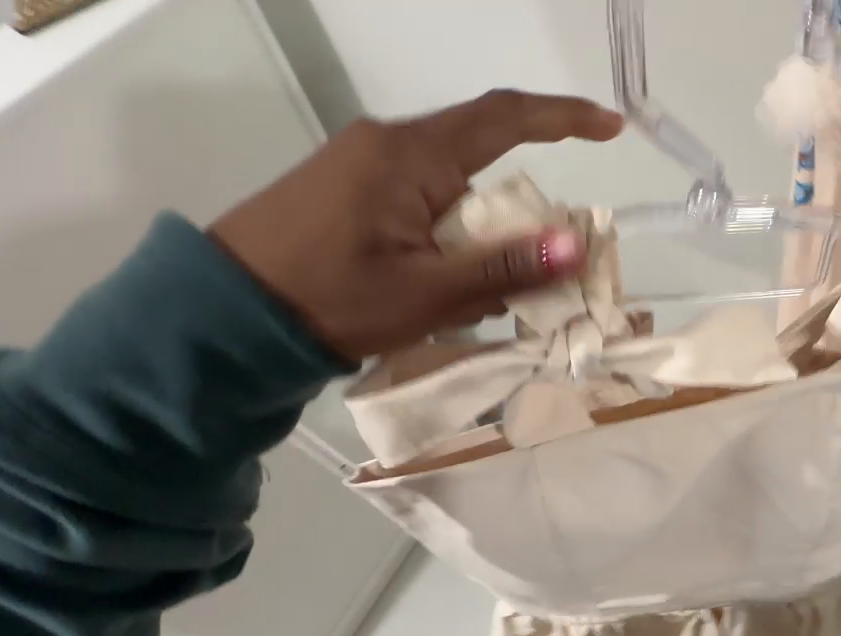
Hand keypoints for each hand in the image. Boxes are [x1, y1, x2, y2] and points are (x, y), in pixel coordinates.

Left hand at [210, 91, 623, 362]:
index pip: (503, 117)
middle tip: (544, 268)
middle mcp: (389, 144)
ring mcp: (367, 165)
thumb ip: (506, 268)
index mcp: (409, 155)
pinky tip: (450, 282)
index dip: (563, 118)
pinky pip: (427, 202)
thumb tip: (577, 245)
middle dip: (522, 210)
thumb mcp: (429, 294)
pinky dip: (456, 237)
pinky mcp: (354, 191)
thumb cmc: (331, 299)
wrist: (229, 312)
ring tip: (483, 292)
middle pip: (483, 156)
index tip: (611, 128)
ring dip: (486, 234)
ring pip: (456, 187)